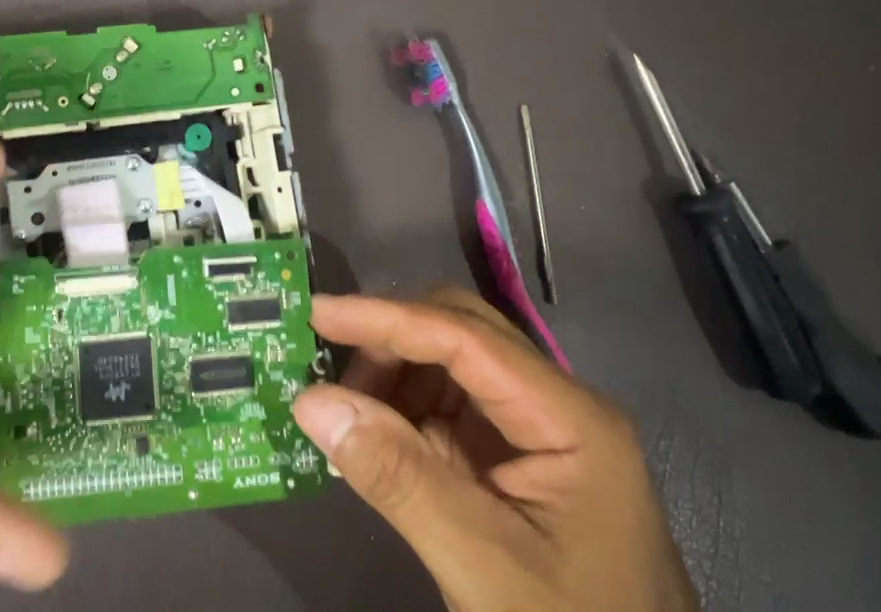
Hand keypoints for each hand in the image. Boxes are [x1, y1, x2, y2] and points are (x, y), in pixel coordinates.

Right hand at [293, 290, 695, 611]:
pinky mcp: (517, 460)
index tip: (315, 315)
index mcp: (570, 419)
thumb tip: (311, 401)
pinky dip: (403, 413)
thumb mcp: (483, 564)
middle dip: (389, 343)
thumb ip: (398, 478)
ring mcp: (538, 432)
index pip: (466, 337)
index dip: (386, 319)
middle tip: (325, 373)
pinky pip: (449, 410)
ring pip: (450, 365)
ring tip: (345, 417)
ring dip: (392, 377)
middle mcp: (557, 406)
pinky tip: (374, 442)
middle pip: (462, 334)